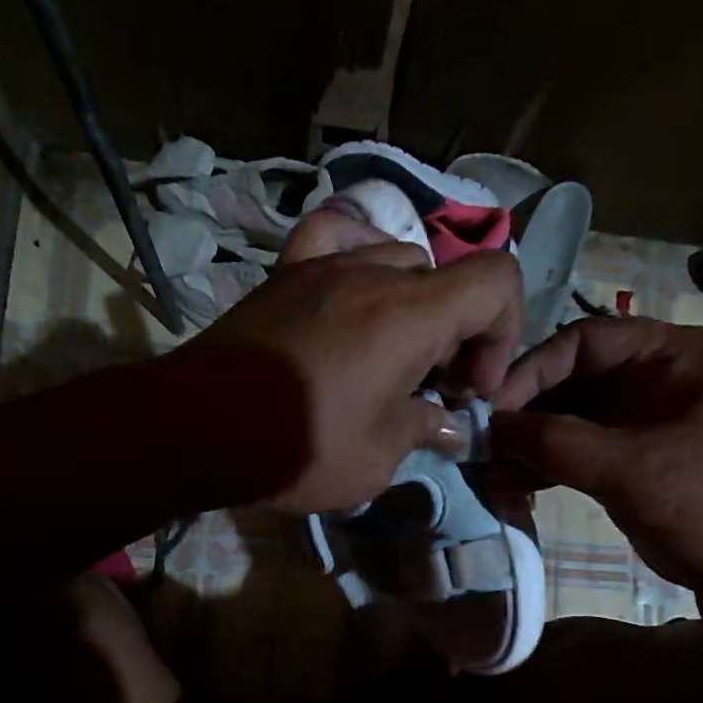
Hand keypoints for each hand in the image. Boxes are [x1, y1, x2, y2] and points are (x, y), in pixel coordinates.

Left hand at [162, 210, 523, 512]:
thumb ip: (421, 431)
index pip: (496, 280)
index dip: (504, 332)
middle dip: (451, 331)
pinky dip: (350, 260)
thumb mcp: (375, 460)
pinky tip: (343, 295)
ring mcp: (319, 268)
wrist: (199, 429)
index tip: (471, 388)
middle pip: (441, 278)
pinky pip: (327, 241)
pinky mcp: (278, 278)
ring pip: (391, 259)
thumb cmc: (297, 448)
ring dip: (406, 303)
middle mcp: (370, 273)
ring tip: (382, 353)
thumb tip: (446, 425)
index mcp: (409, 314)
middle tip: (424, 386)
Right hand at [485, 317, 702, 609]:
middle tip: (478, 449)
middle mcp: (672, 381)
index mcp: (685, 355)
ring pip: (579, 423)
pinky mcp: (654, 467)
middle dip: (526, 416)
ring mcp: (663, 426)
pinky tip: (514, 488)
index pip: (587, 341)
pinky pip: (591, 454)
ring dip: (532, 447)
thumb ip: (551, 440)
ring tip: (488, 476)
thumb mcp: (630, 467)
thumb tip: (485, 426)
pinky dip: (553, 468)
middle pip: (579, 382)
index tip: (487, 411)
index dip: (530, 371)